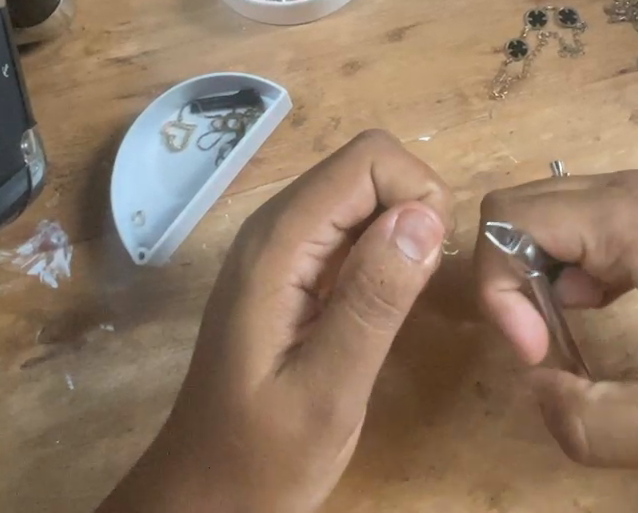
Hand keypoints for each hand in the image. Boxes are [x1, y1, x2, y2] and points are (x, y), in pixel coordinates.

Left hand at [99, 130, 453, 512]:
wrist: (204, 490)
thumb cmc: (261, 455)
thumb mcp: (327, 392)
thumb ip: (373, 302)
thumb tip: (424, 216)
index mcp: (279, 241)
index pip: (367, 158)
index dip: (416, 192)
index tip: (433, 260)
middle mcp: (277, 223)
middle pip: (365, 166)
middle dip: (413, 206)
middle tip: (420, 286)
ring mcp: (282, 241)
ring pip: (362, 191)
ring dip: (402, 227)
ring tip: (403, 301)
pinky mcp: (292, 263)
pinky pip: (350, 224)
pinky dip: (383, 246)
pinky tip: (383, 301)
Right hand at [477, 170, 637, 470]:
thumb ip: (589, 422)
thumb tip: (532, 386)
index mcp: (631, 219)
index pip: (507, 222)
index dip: (499, 291)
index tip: (537, 358)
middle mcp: (627, 190)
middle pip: (516, 211)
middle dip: (508, 282)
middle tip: (544, 350)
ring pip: (541, 216)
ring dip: (533, 278)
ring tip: (567, 343)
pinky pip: (575, 226)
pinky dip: (561, 271)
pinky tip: (594, 316)